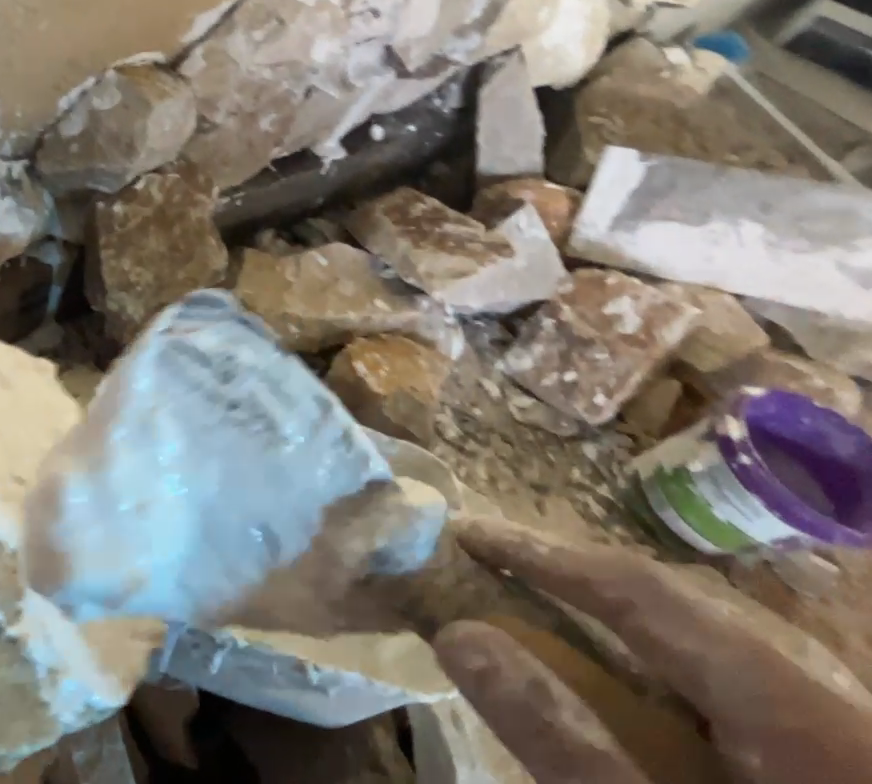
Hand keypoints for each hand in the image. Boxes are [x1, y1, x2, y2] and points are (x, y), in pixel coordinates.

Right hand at [436, 516, 871, 783]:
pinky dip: (659, 672)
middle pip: (682, 608)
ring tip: (542, 609)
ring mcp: (839, 740)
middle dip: (582, 580)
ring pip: (710, 648)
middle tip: (498, 566)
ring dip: (617, 622)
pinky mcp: (830, 765)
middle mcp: (828, 707)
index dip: (545, 557)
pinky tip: (625, 691)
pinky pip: (733, 694)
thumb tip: (461, 636)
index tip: (467, 534)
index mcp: (796, 714)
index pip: (643, 594)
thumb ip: (564, 740)